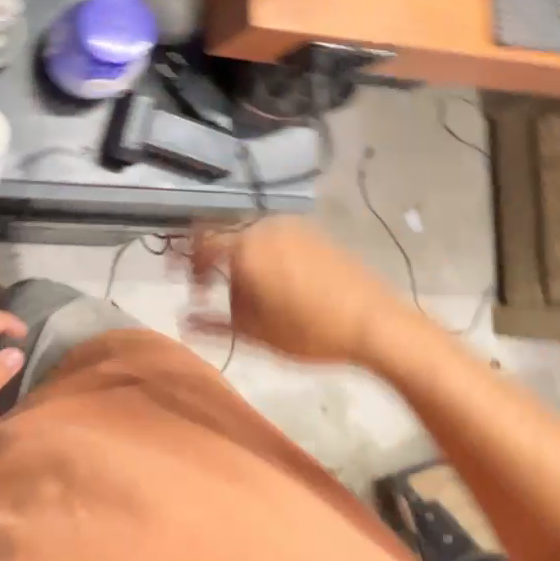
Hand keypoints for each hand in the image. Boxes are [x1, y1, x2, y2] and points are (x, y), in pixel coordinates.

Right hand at [187, 217, 398, 363]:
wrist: (376, 323)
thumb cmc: (309, 331)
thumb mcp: (255, 333)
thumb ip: (212, 322)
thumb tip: (184, 318)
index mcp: (245, 247)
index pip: (201, 244)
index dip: (190, 264)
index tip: (194, 289)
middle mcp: (266, 227)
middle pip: (230, 242)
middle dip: (223, 269)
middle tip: (229, 300)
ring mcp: (294, 227)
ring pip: (257, 241)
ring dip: (250, 264)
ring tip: (260, 298)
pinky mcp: (317, 234)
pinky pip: (281, 241)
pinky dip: (273, 259)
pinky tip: (287, 287)